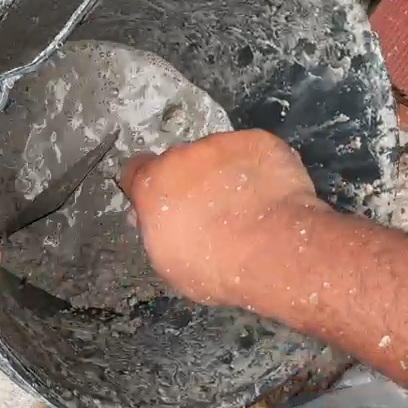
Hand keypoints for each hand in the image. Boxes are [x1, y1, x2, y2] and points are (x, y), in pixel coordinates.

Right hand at [119, 129, 326, 308]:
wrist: (272, 249)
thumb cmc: (216, 266)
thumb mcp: (169, 261)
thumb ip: (156, 230)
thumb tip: (153, 221)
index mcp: (152, 185)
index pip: (135, 171)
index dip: (147, 186)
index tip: (161, 202)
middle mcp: (182, 156)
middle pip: (179, 163)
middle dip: (190, 182)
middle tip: (210, 213)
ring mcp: (221, 144)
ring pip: (217, 155)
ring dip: (224, 174)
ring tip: (244, 206)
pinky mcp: (257, 141)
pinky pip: (250, 152)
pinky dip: (256, 168)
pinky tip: (266, 195)